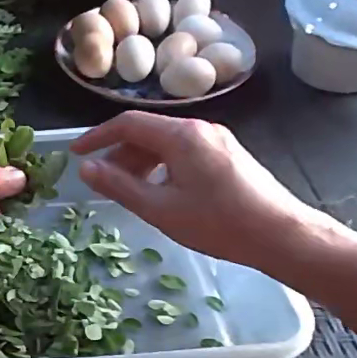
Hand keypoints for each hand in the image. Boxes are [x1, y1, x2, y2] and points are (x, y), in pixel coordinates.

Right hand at [70, 110, 332, 269]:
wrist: (280, 234)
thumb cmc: (217, 223)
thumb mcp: (159, 208)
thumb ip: (119, 186)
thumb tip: (86, 169)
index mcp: (181, 136)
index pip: (128, 123)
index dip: (97, 136)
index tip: (76, 154)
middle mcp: (200, 129)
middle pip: (147, 131)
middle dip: (118, 153)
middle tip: (101, 181)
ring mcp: (216, 140)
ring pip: (165, 142)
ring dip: (139, 161)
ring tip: (128, 190)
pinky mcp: (227, 154)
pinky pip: (183, 151)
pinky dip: (160, 165)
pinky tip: (159, 191)